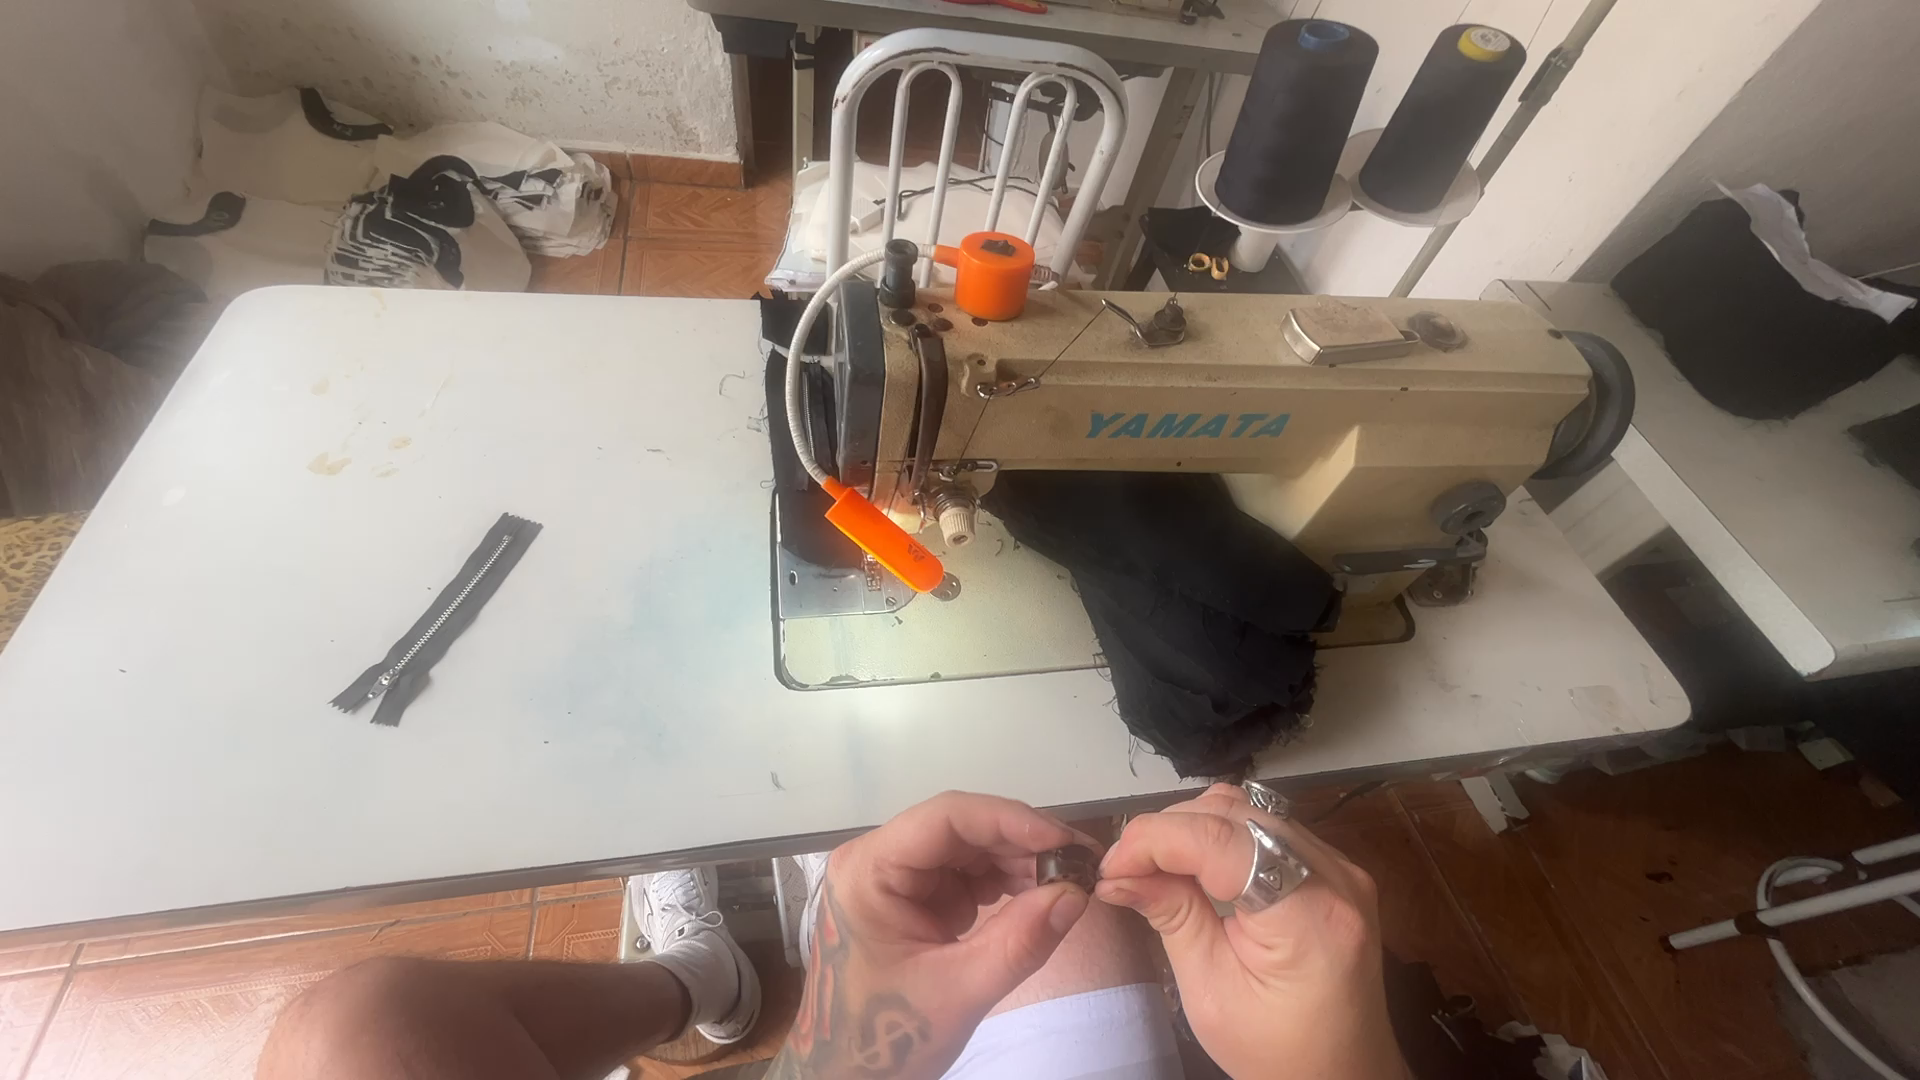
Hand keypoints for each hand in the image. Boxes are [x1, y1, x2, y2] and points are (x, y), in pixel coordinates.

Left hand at [767, 792, 1096, 1079]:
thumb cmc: (883, 1040)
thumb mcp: (955, 995)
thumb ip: (1017, 943)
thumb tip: (1076, 893)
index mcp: (870, 869)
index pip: (945, 818)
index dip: (1008, 820)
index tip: (1063, 840)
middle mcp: (881, 857)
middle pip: (961, 828)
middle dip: (1021, 843)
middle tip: (1079, 864)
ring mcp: (899, 874)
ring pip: (970, 845)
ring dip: (1018, 861)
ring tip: (1064, 883)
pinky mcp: (916, 894)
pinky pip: (967, 871)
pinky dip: (1004, 881)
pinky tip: (1035, 897)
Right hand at [1096, 784, 1407, 1079]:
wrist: (1349, 1076)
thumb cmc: (1279, 1053)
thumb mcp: (1210, 995)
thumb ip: (1170, 917)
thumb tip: (1117, 873)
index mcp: (1307, 916)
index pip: (1217, 840)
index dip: (1153, 840)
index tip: (1111, 866)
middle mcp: (1332, 875)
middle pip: (1228, 814)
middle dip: (1164, 831)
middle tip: (1125, 868)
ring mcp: (1337, 863)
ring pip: (1242, 807)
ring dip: (1187, 825)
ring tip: (1154, 863)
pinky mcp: (1330, 863)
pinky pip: (1261, 821)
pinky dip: (1215, 831)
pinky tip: (1192, 860)